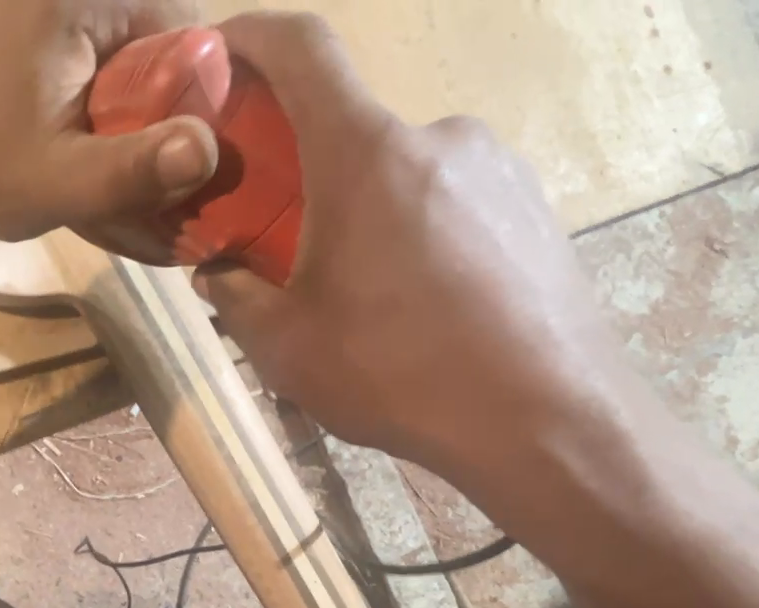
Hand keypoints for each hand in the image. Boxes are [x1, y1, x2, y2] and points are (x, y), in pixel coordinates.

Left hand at [0, 0, 220, 247]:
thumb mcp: (64, 184)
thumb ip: (134, 170)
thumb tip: (207, 149)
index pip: (174, 18)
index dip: (188, 82)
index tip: (172, 136)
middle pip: (148, 22)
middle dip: (157, 84)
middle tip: (139, 145)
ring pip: (120, 31)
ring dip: (128, 82)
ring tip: (110, 136)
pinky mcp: (21, 12)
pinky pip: (89, 34)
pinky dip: (99, 74)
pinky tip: (86, 116)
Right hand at [195, 14, 640, 482]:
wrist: (542, 417)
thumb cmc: (395, 373)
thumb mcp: (286, 347)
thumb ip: (236, 297)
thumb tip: (216, 273)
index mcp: (365, 155)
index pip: (304, 48)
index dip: (253, 36)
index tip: (219, 53)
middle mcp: (436, 137)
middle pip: (352, 128)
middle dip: (307, 173)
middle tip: (287, 244)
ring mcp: (496, 166)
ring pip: (403, 171)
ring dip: (367, 211)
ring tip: (360, 291)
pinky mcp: (532, 204)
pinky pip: (452, 198)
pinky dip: (417, 230)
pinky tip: (419, 302)